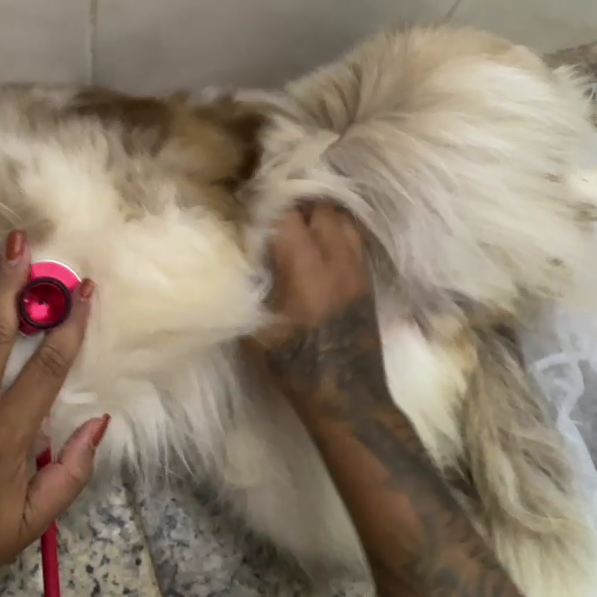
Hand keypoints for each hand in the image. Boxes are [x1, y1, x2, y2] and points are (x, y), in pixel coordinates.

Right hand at [243, 201, 379, 394]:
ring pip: (341, 215)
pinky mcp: (366, 276)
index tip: (244, 201)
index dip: (264, 201)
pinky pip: (352, 234)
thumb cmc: (294, 366)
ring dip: (317, 211)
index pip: (286, 213)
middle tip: (268, 207)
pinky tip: (315, 238)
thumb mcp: (254, 330)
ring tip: (294, 218)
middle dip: (293, 200)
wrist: (347, 396)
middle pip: (319, 204)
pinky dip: (333, 227)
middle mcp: (335, 258)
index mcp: (305, 269)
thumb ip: (245, 287)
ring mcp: (356, 265)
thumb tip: (230, 258)